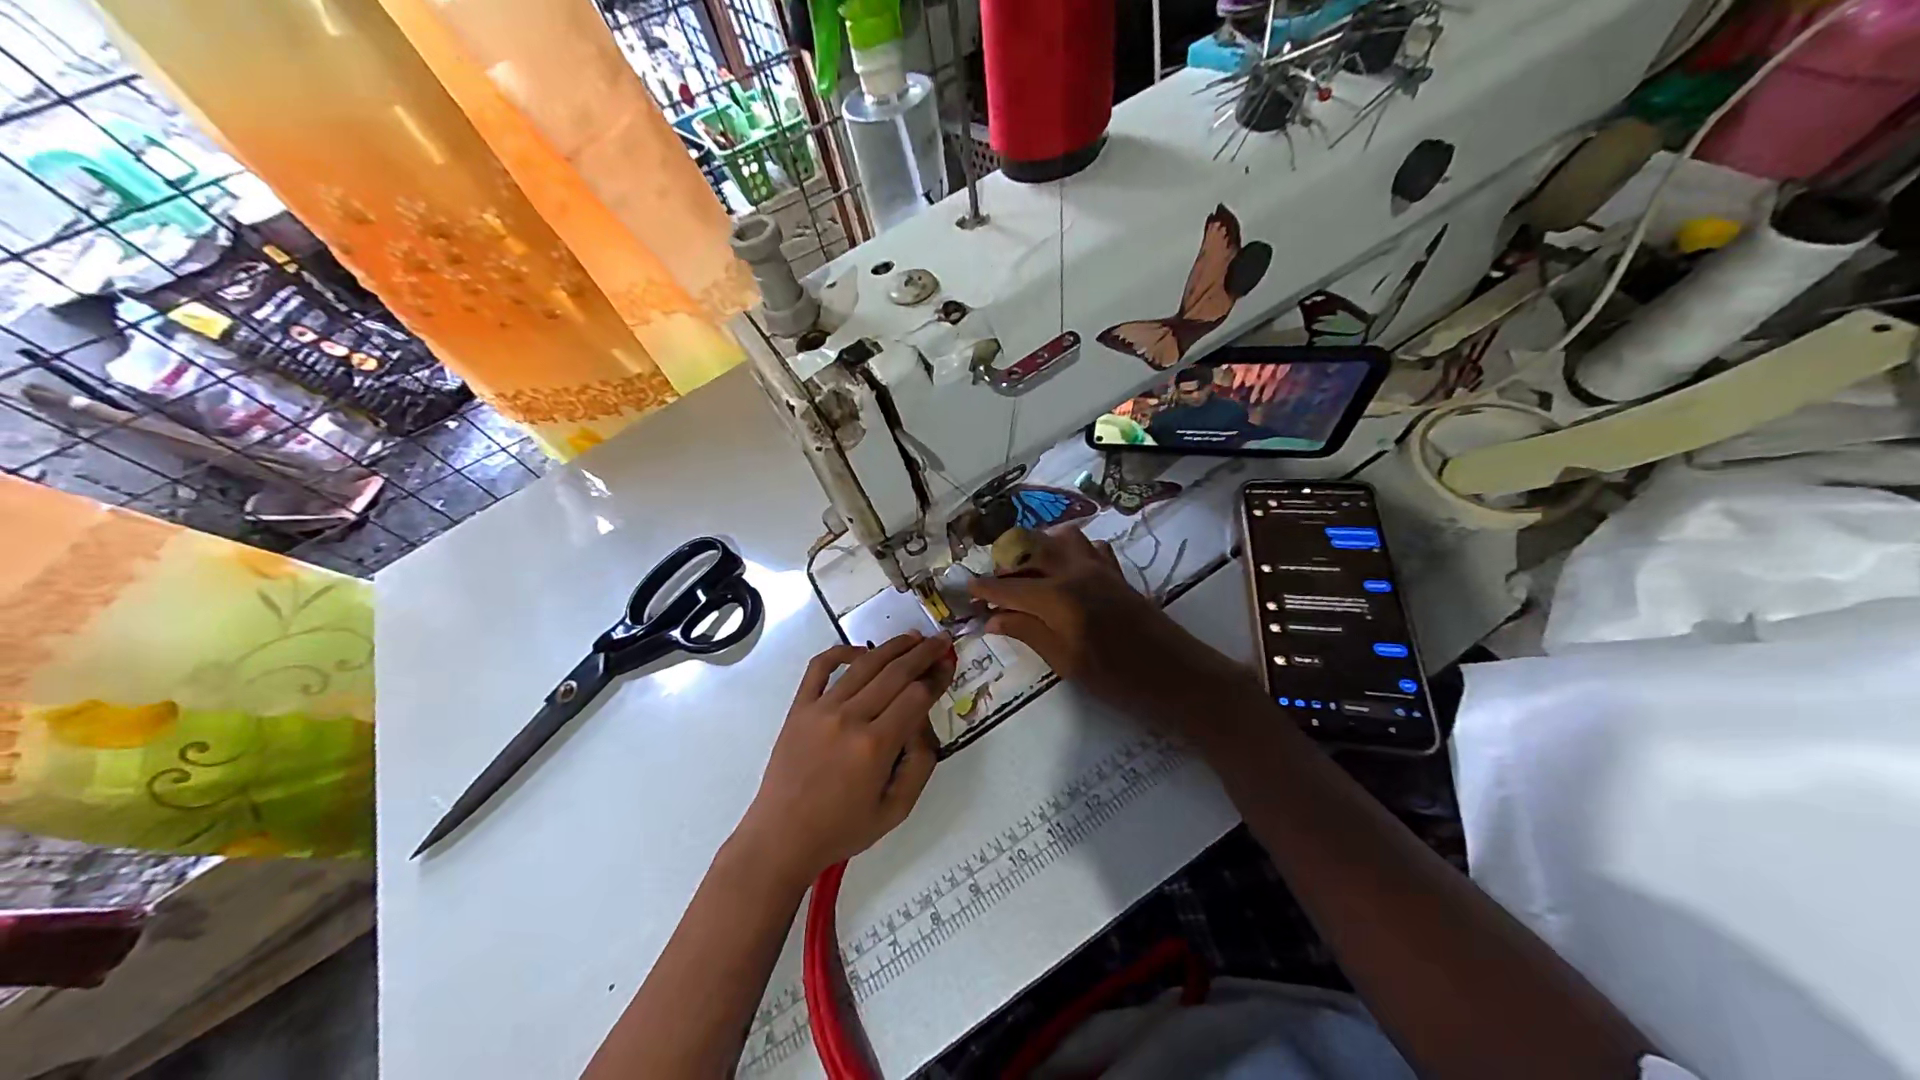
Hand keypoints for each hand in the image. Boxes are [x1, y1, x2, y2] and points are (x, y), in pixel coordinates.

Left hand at [733, 632, 954, 884]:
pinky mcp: (799, 708)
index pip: (916, 696)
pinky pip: (819, 667)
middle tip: (940, 640)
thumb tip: (923, 723)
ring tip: (912, 638)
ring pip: (864, 664)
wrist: (782, 837)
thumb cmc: (842, 829)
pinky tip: (861, 651)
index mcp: (875, 746)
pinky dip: (841, 651)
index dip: (937, 677)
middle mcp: (850, 718)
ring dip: (892, 647)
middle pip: (895, 672)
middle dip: (923, 653)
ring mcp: (821, 709)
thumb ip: (920, 764)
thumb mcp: (896, 810)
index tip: (949, 664)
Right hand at [970, 528, 1260, 731]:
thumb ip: (1028, 633)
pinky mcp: (1117, 574)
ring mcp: (1099, 568)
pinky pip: (1090, 548)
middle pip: (1030, 547)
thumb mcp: (1064, 662)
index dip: (985, 589)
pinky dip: (1072, 551)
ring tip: (1030, 574)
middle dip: (1007, 560)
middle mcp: (1074, 572)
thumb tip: (993, 619)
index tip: (967, 590)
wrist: (1177, 676)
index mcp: (1056, 597)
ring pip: (1061, 538)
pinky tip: (1068, 572)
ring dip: (1040, 548)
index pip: (1009, 587)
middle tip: (997, 583)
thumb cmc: (1116, 679)